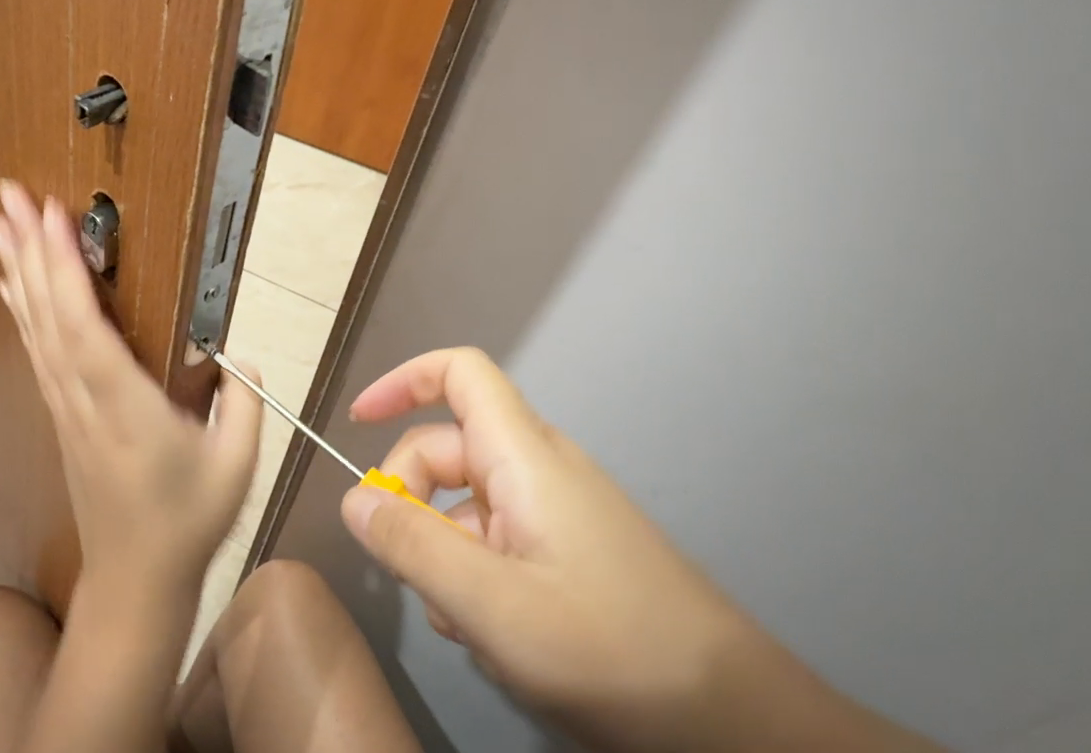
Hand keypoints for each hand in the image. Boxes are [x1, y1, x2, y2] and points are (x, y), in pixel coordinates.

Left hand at [0, 181, 261, 586]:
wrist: (135, 577)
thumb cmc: (189, 520)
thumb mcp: (237, 465)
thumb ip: (241, 402)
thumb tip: (233, 354)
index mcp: (124, 406)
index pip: (84, 326)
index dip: (63, 268)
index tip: (53, 214)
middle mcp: (82, 397)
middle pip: (47, 314)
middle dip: (28, 249)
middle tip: (8, 194)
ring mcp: (65, 404)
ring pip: (35, 327)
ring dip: (17, 269)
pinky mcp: (61, 411)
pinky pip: (36, 349)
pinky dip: (22, 309)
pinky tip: (11, 282)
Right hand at [339, 348, 937, 751]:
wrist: (736, 716)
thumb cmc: (611, 648)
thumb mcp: (492, 604)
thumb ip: (412, 546)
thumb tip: (354, 499)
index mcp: (525, 457)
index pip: (460, 374)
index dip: (402, 381)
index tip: (357, 423)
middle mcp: (541, 471)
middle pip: (447, 449)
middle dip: (412, 502)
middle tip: (410, 572)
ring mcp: (558, 513)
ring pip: (467, 506)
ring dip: (443, 553)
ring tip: (464, 623)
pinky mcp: (570, 552)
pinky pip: (498, 541)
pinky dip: (475, 575)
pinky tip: (493, 635)